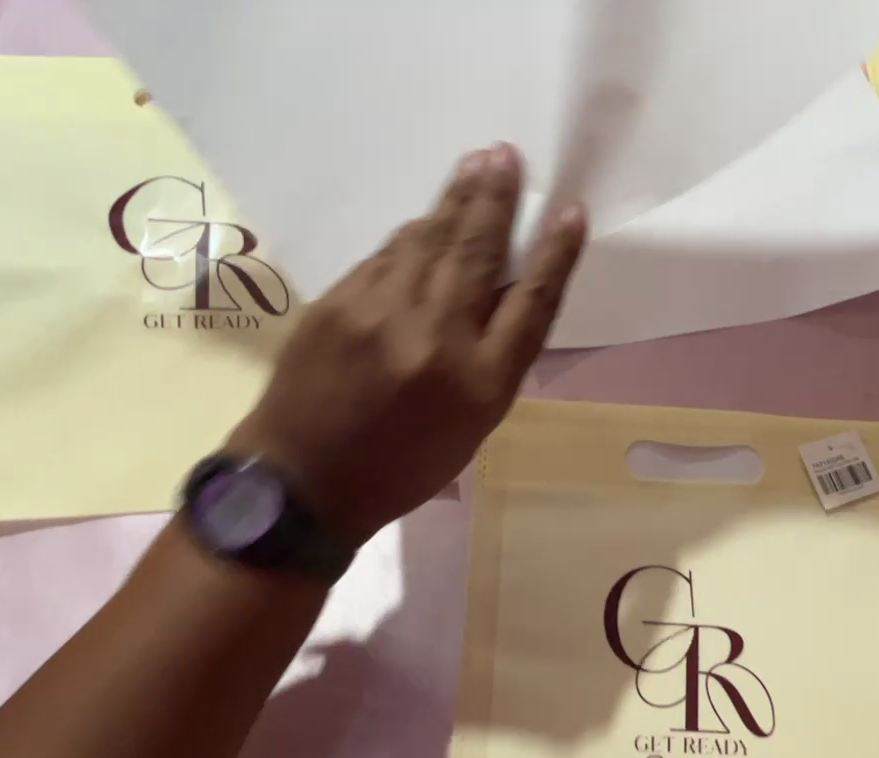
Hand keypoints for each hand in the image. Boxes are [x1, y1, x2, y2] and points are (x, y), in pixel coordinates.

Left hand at [228, 144, 586, 543]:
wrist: (308, 481)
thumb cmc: (403, 467)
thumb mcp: (469, 427)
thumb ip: (489, 360)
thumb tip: (495, 293)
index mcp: (482, 384)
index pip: (532, 302)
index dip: (556, 255)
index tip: (571, 213)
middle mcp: (437, 339)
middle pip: (478, 252)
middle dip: (496, 199)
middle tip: (506, 156)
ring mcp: (382, 314)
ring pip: (428, 240)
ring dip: (455, 201)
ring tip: (476, 166)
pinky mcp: (338, 303)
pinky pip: (385, 257)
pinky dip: (410, 237)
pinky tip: (423, 224)